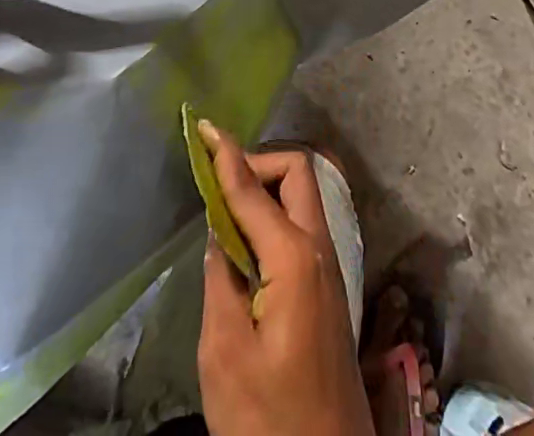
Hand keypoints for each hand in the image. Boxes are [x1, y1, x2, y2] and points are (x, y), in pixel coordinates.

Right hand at [198, 122, 373, 435]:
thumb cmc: (268, 417)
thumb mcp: (225, 350)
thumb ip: (221, 279)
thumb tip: (219, 233)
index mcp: (295, 260)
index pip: (254, 189)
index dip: (226, 154)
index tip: (204, 126)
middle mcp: (320, 254)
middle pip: (297, 175)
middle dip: (256, 161)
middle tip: (213, 177)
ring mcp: (329, 273)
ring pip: (302, 199)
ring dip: (264, 187)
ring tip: (220, 205)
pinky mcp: (326, 292)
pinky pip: (299, 229)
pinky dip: (270, 216)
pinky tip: (242, 240)